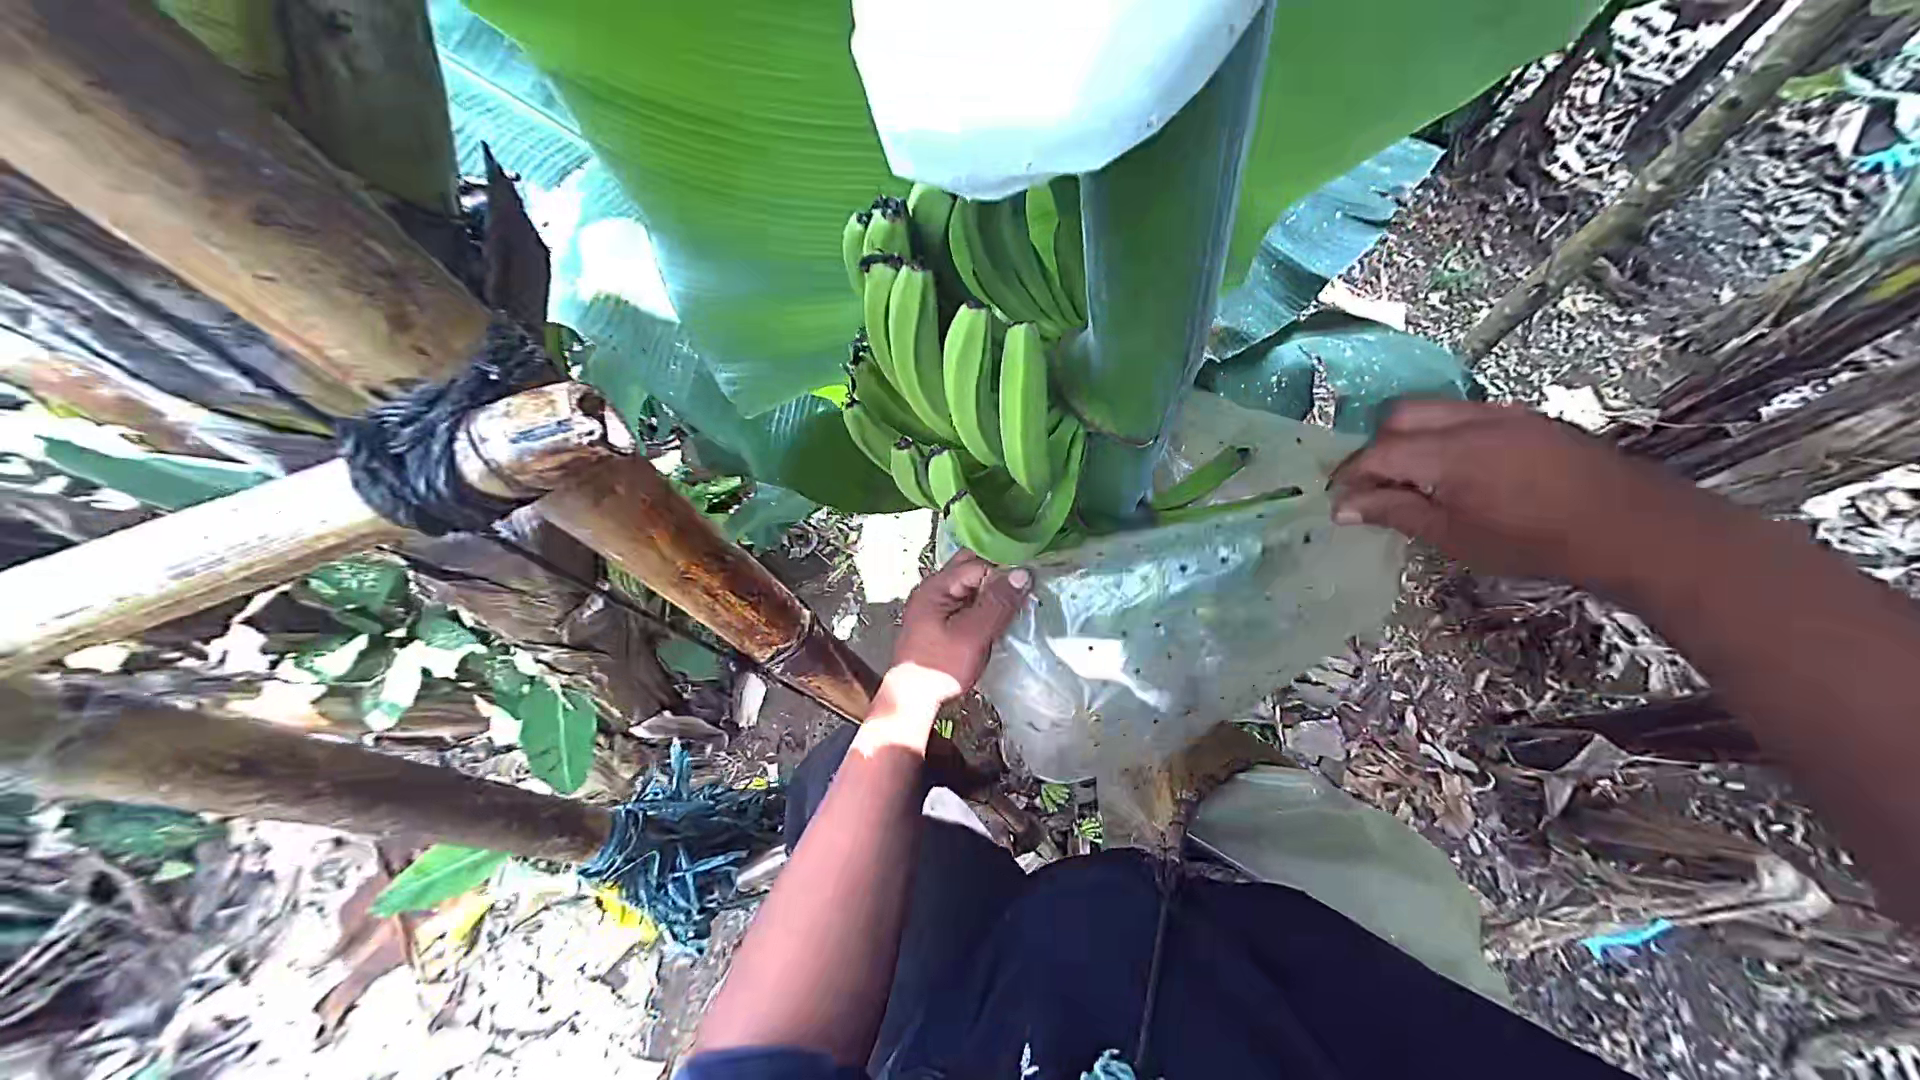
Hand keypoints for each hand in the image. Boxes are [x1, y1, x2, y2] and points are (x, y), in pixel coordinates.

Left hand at [886, 551, 1031, 703]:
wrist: (911, 699)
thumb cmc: (940, 666)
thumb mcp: (973, 635)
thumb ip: (997, 603)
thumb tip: (1023, 574)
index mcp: (937, 586)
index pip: (978, 563)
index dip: (1004, 569)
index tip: (1029, 580)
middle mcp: (933, 589)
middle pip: (971, 567)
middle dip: (998, 573)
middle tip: (1025, 585)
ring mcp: (935, 604)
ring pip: (970, 584)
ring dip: (992, 588)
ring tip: (1018, 597)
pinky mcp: (940, 619)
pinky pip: (966, 600)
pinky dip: (983, 602)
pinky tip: (999, 612)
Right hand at [1328, 400, 1739, 591]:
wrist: (1635, 529)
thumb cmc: (1534, 542)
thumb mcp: (1454, 536)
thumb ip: (1395, 512)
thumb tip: (1344, 507)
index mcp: (1449, 453)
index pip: (1377, 453)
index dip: (1350, 475)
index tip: (1339, 500)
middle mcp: (1471, 421)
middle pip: (1399, 414)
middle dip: (1375, 446)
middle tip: (1373, 484)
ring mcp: (1502, 414)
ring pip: (1432, 409)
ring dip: (1408, 436)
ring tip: (1410, 476)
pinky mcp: (1526, 419)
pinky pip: (1464, 414)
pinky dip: (1440, 433)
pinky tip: (1452, 468)